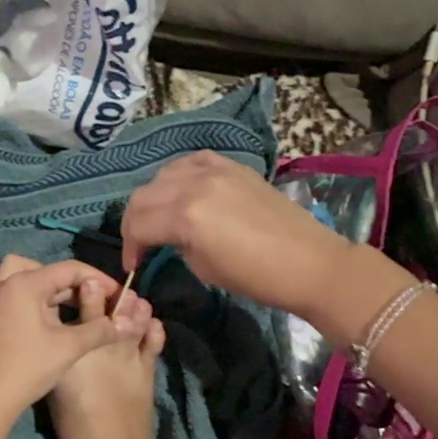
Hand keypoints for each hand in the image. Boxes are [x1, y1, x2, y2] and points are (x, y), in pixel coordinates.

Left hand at [0, 255, 151, 415]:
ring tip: (73, 310)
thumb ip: (101, 329)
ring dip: (50, 289)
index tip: (118, 296)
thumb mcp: (69, 347)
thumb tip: (129, 321)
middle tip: (93, 301)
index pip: (69, 269)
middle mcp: (4, 284)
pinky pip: (15, 295)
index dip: (98, 279)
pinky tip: (50, 323)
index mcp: (24, 284)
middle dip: (72, 282)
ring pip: (26, 279)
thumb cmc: (28, 368)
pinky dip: (35, 300)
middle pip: (45, 269)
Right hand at [121, 151, 385, 318]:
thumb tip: (169, 238)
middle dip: (134, 222)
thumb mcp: (204, 268)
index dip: (129, 247)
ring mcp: (215, 169)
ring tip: (160, 218)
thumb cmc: (255, 277)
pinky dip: (178, 176)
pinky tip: (182, 192)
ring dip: (154, 197)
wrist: (308, 262)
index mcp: (185, 215)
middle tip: (140, 244)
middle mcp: (194, 184)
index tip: (134, 265)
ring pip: (163, 174)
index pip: (137, 224)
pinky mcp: (233, 166)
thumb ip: (177, 245)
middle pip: (142, 196)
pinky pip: (191, 162)